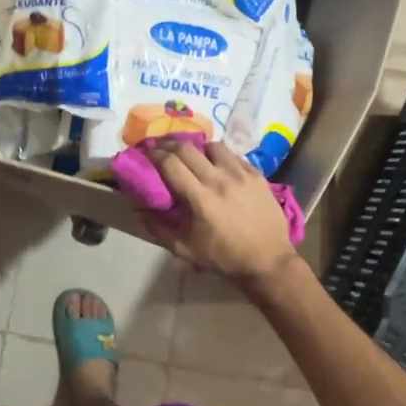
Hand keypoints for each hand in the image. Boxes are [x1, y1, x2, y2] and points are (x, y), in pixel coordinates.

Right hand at [141, 140, 299, 286]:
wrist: (268, 261)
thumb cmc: (223, 257)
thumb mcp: (183, 249)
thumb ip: (157, 227)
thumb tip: (138, 207)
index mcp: (200, 198)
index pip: (171, 163)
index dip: (155, 154)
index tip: (146, 152)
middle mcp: (220, 180)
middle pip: (188, 148)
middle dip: (170, 144)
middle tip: (162, 147)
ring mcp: (241, 175)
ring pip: (212, 146)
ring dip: (197, 148)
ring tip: (192, 155)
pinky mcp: (257, 175)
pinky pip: (233, 155)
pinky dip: (219, 156)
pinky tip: (216, 166)